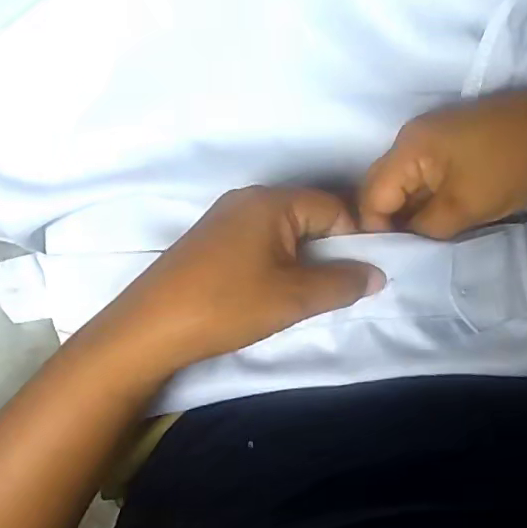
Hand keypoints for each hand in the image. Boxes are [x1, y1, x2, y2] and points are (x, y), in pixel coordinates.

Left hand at [81, 186, 384, 374]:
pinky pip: (259, 241)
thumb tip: (377, 274)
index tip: (365, 273)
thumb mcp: (294, 297)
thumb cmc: (227, 306)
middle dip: (330, 249)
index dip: (357, 238)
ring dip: (303, 258)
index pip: (334, 206)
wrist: (149, 328)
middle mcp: (247, 199)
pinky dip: (277, 261)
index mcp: (271, 202)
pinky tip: (273, 290)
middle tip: (340, 287)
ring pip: (283, 231)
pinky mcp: (209, 240)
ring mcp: (224, 218)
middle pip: (308, 215)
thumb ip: (342, 283)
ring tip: (308, 293)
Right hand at [359, 89, 526, 236]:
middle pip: (384, 186)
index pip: (371, 196)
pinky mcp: (454, 140)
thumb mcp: (462, 209)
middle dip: (391, 220)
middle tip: (405, 252)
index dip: (376, 230)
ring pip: (406, 182)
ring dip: (411, 211)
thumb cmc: (510, 168)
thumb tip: (408, 239)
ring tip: (422, 239)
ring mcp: (435, 135)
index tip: (391, 258)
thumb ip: (424, 229)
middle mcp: (414, 135)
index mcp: (408, 147)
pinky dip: (428, 198)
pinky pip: (426, 174)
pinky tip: (439, 218)